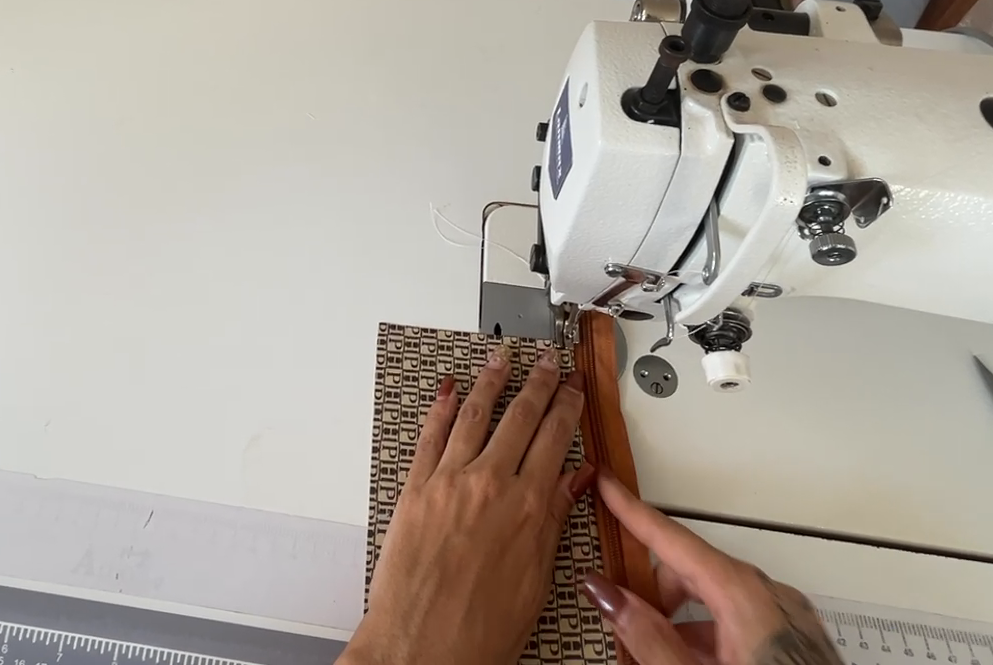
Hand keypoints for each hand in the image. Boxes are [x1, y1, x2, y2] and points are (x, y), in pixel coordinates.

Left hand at [341, 346, 594, 664]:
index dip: (567, 407)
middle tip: (548, 362)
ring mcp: (449, 480)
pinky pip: (431, 435)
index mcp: (527, 508)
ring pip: (476, 413)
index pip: (553, 439)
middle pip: (520, 416)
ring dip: (492, 380)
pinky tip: (450, 389)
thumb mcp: (536, 581)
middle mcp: (489, 484)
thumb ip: (554, 521)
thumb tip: (575, 480)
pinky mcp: (416, 485)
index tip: (574, 388)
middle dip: (538, 383)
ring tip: (502, 358)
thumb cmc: (478, 631)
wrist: (419, 648)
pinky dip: (442, 407)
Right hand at [581, 473, 840, 664]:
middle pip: (691, 570)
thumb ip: (647, 635)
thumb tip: (603, 591)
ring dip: (679, 619)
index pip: (672, 537)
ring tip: (655, 652)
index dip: (632, 511)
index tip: (606, 484)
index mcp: (745, 595)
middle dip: (652, 590)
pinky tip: (691, 663)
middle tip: (621, 617)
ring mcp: (789, 621)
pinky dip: (709, 636)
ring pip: (715, 600)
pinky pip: (740, 622)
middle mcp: (771, 596)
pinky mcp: (798, 644)